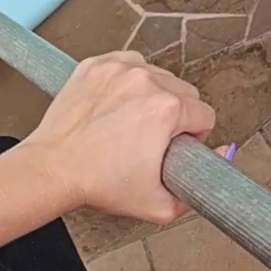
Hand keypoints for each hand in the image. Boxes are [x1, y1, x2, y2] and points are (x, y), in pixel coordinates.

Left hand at [18, 52, 217, 223]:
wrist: (52, 168)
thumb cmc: (96, 182)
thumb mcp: (157, 205)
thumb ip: (195, 191)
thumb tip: (219, 160)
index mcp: (167, 109)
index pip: (205, 115)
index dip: (193, 136)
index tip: (174, 146)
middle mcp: (145, 81)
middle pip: (183, 92)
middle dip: (174, 115)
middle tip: (150, 138)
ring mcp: (117, 69)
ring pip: (156, 75)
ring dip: (151, 95)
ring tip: (130, 122)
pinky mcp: (94, 66)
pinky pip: (126, 65)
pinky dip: (125, 81)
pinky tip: (114, 105)